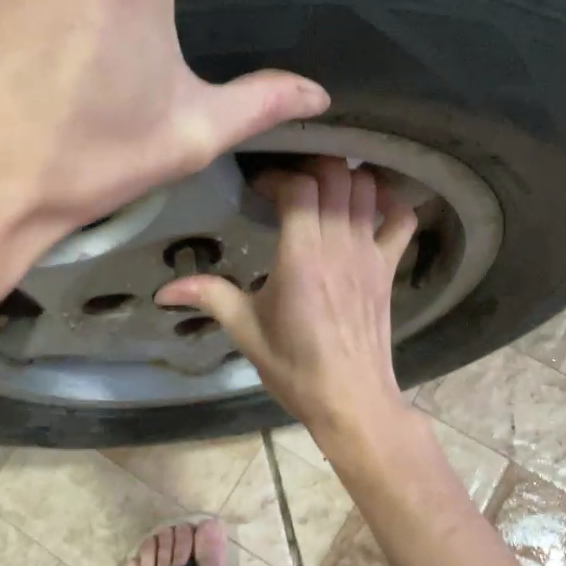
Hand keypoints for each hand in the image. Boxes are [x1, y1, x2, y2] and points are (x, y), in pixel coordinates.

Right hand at [156, 159, 417, 434]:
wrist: (350, 399)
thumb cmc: (294, 368)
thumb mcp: (245, 331)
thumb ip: (208, 297)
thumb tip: (163, 291)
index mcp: (301, 258)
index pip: (299, 188)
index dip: (276, 177)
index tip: (256, 189)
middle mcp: (339, 246)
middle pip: (336, 175)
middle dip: (310, 166)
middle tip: (287, 180)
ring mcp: (370, 254)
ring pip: (367, 188)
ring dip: (345, 177)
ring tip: (319, 187)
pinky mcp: (388, 268)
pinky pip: (402, 218)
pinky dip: (389, 201)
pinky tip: (368, 204)